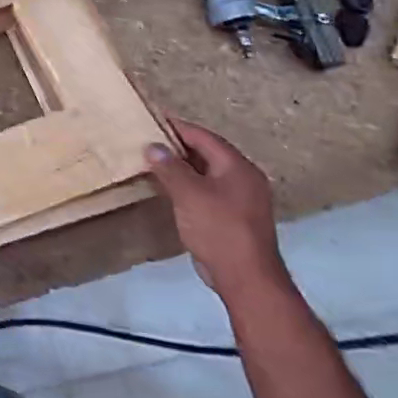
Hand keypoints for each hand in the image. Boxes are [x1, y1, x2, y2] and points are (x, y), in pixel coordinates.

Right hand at [145, 118, 284, 292]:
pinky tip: (173, 192)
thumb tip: (153, 147)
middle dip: (180, 148)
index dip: (179, 128)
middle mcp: (245, 178)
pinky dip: (191, 187)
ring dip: (185, 169)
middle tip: (152, 142)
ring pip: (209, 174)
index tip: (156, 120)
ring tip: (157, 164)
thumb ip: (170, 168)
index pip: (205, 138)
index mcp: (238, 167)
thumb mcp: (188, 194)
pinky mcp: (236, 218)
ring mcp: (243, 200)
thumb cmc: (218, 228)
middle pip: (209, 154)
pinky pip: (210, 192)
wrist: (246, 276)